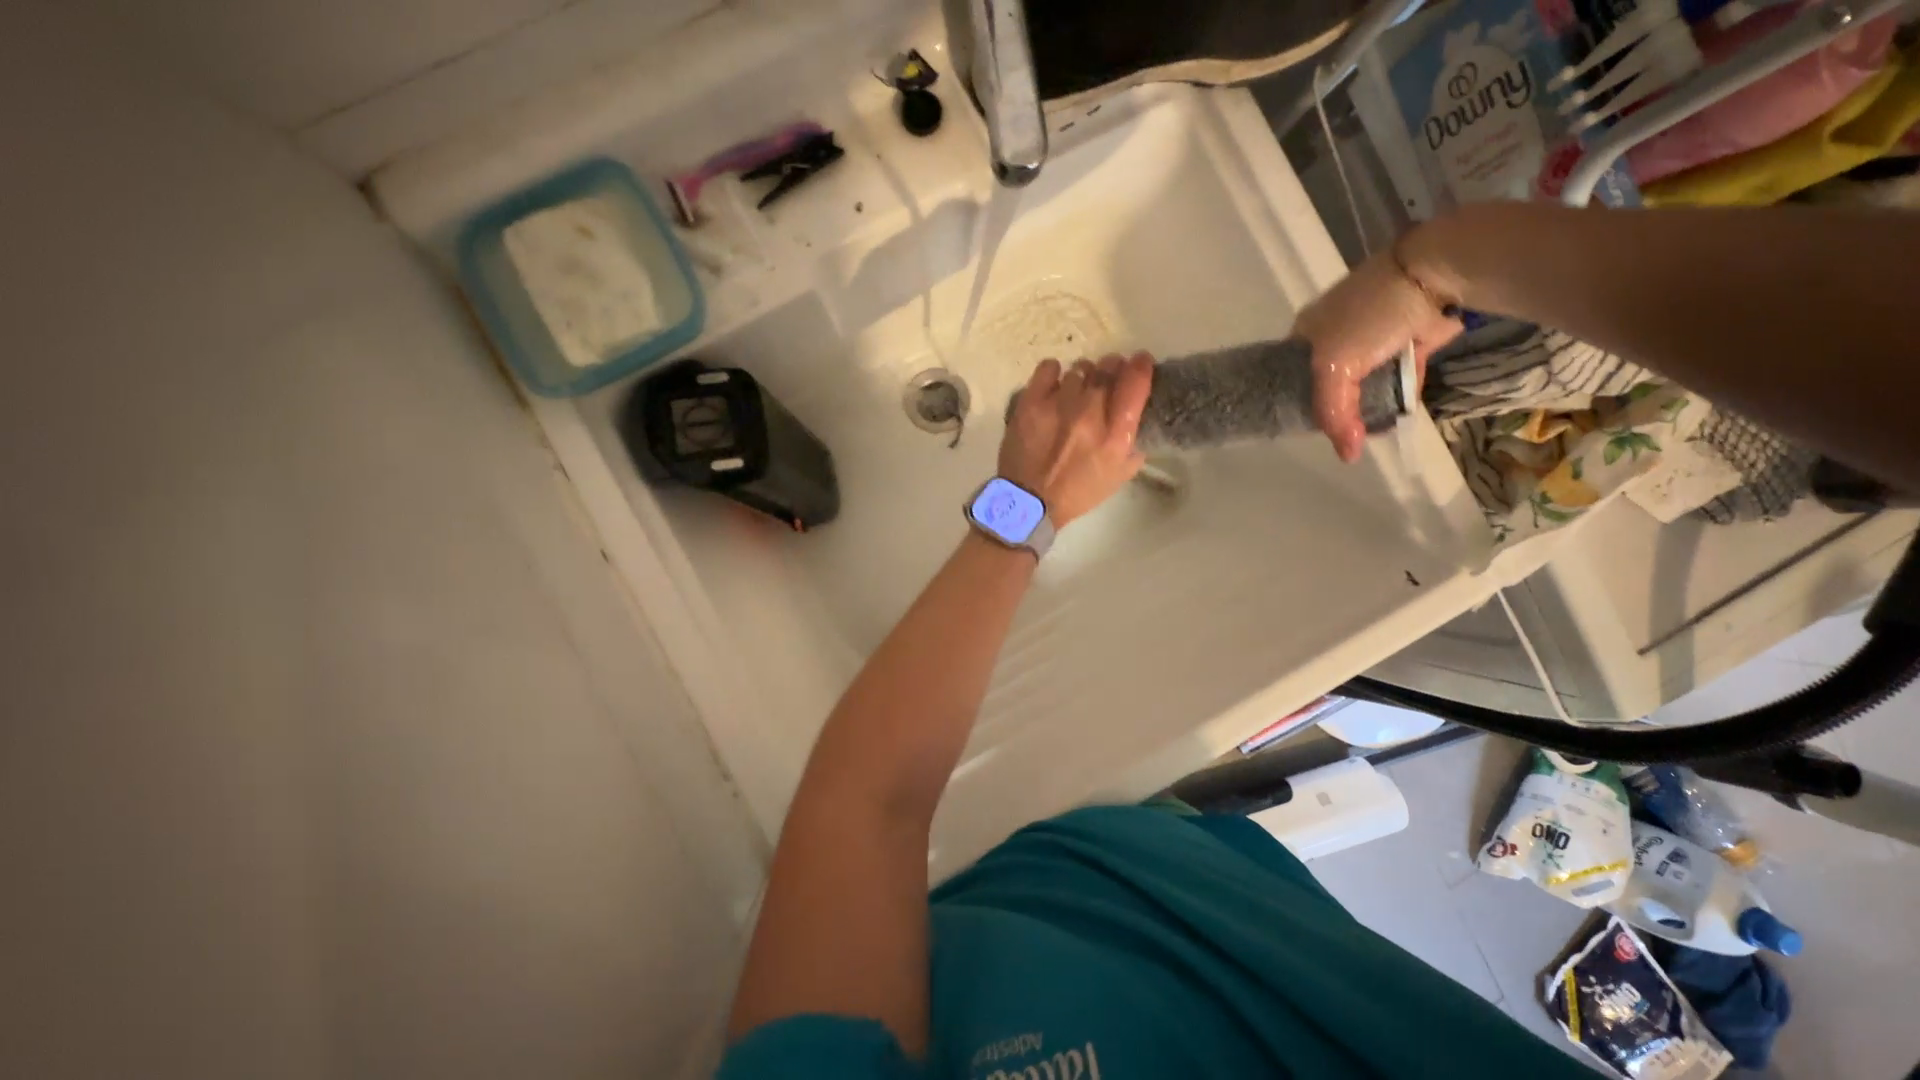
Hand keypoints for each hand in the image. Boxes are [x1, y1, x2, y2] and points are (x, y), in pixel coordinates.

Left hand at [999, 353, 1152, 526]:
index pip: (1136, 383)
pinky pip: (1049, 368)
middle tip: (1108, 377)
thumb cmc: (1077, 492)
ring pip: (1080, 368)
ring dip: (1084, 375)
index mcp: (1116, 436)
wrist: (1029, 501)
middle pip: (1108, 368)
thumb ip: (1133, 444)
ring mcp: (1059, 405)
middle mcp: (1090, 415)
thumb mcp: (1119, 475)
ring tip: (1078, 389)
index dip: (1141, 365)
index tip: (1140, 362)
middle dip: (1112, 367)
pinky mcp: (1032, 402)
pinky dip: (1055, 372)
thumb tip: (1136, 416)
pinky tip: (1054, 385)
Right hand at [1293, 250, 1461, 461]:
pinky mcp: (1404, 347)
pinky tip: (1396, 414)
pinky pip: (1395, 383)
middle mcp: (1333, 339)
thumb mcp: (1334, 365)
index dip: (1299, 406)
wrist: (1432, 278)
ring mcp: (1370, 343)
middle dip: (1338, 412)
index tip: (1309, 430)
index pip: (1293, 380)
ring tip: (1372, 431)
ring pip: (1363, 389)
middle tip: (1344, 435)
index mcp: (1305, 335)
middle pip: (1329, 388)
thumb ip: (1333, 413)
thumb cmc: (1369, 316)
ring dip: (1369, 409)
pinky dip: (1397, 398)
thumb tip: (1347, 456)